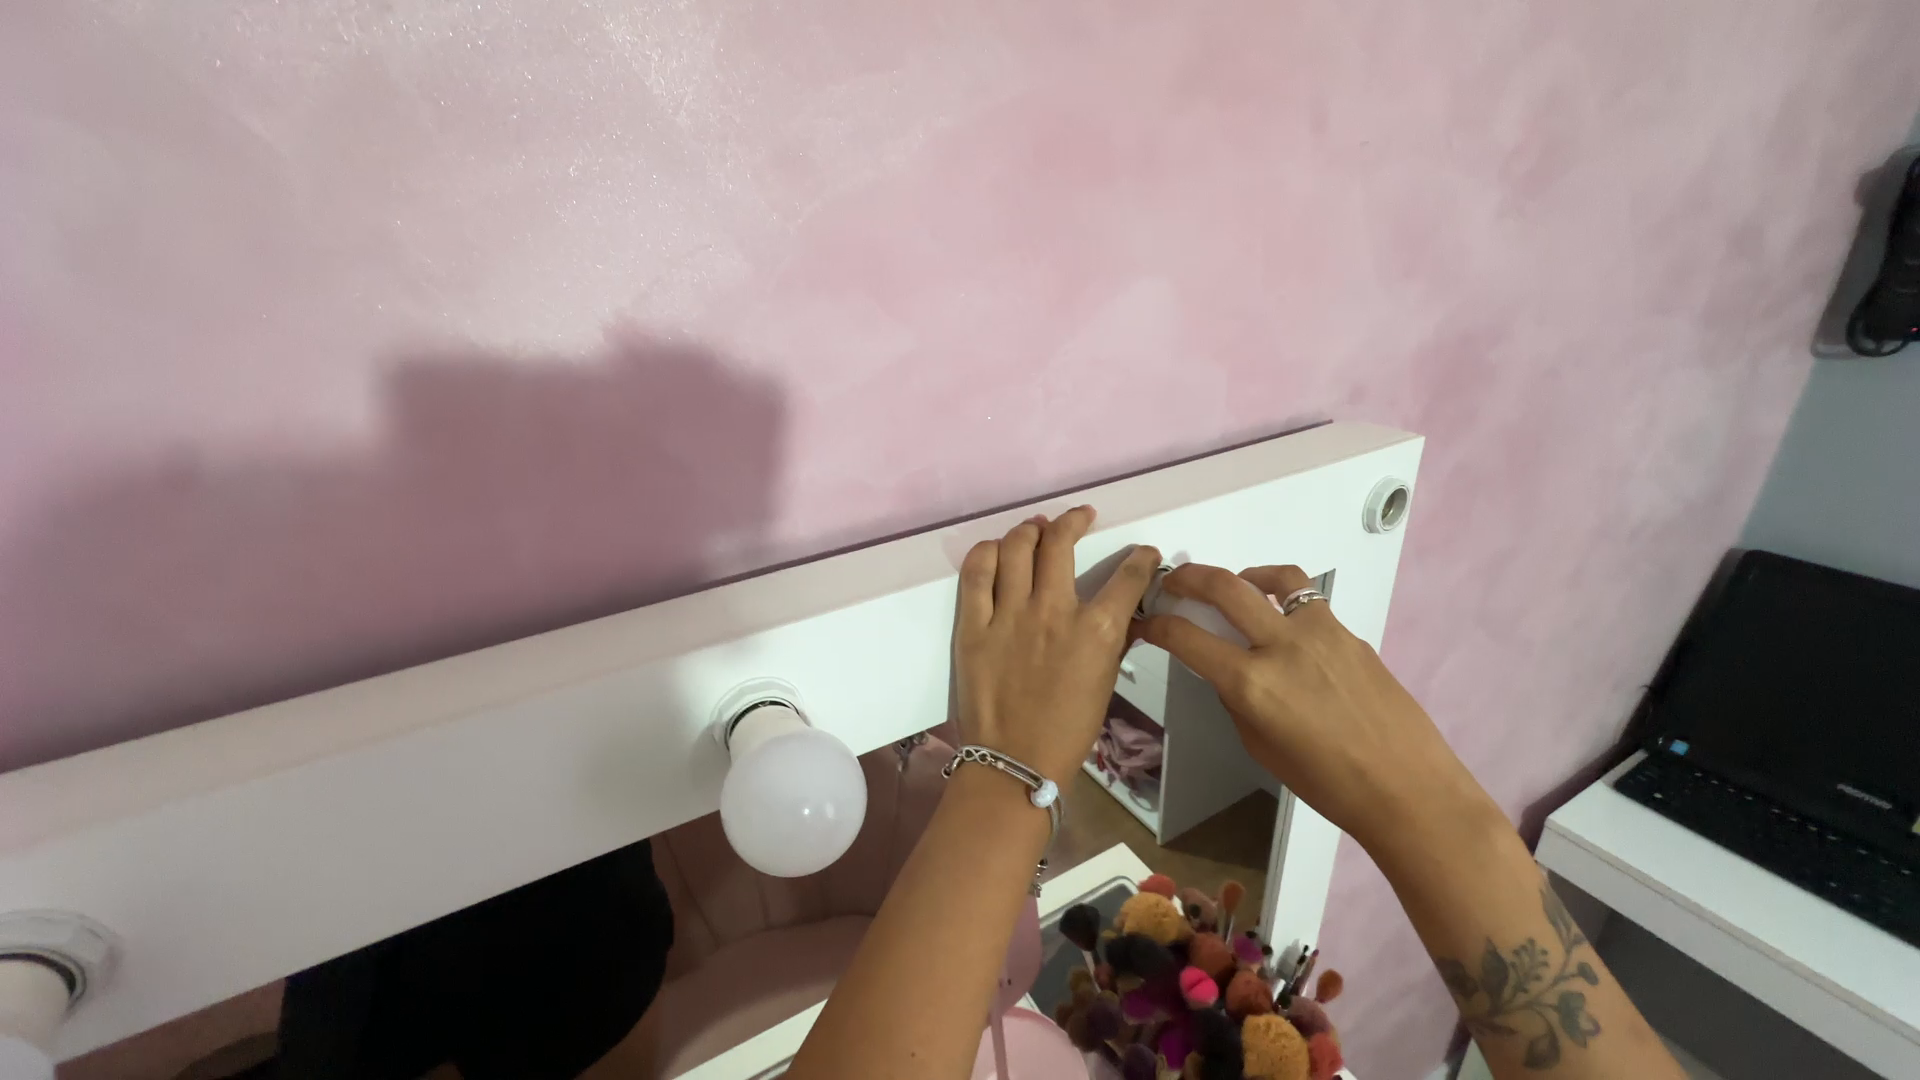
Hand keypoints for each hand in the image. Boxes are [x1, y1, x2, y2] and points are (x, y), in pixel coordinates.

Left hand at [954, 507, 1160, 785]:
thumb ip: (1113, 639)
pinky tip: (996, 550)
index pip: (1127, 577)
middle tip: (1079, 517)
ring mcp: (1009, 615)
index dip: (1140, 559)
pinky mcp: (974, 625)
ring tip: (1036, 528)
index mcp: (1094, 630)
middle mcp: (1053, 611)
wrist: (1015, 763)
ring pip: (1017, 547)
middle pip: (1061, 542)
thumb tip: (1122, 612)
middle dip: (1075, 520)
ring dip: (1029, 529)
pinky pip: (977, 572)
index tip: (1142, 553)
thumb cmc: (1068, 729)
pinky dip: (988, 553)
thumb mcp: (1105, 681)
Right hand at [1136, 563, 1497, 854]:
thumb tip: (1224, 669)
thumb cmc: (1325, 783)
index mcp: (1252, 683)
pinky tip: (1284, 624)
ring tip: (1238, 586)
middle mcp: (1282, 646)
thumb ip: (1235, 698)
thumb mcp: (1259, 746)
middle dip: (1189, 577)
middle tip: (1175, 580)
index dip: (1157, 625)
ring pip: (1274, 577)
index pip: (1187, 638)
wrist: (1407, 788)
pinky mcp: (1349, 633)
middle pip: (1224, 586)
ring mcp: (1321, 633)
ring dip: (1244, 574)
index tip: (1146, 622)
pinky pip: (1308, 601)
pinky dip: (1284, 600)